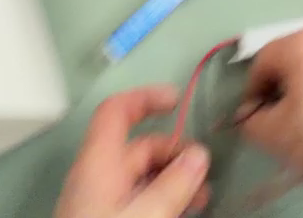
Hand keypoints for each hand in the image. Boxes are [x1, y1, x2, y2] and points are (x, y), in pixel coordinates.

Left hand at [55, 86, 209, 217]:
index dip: (146, 98)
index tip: (178, 103)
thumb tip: (200, 154)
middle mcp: (97, 179)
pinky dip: (163, 201)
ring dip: (174, 181)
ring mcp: (100, 206)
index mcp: (98, 165)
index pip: (117, 111)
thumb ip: (174, 185)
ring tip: (202, 199)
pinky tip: (184, 213)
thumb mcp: (144, 217)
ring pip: (142, 178)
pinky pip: (138, 202)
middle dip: (174, 153)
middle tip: (205, 172)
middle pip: (138, 147)